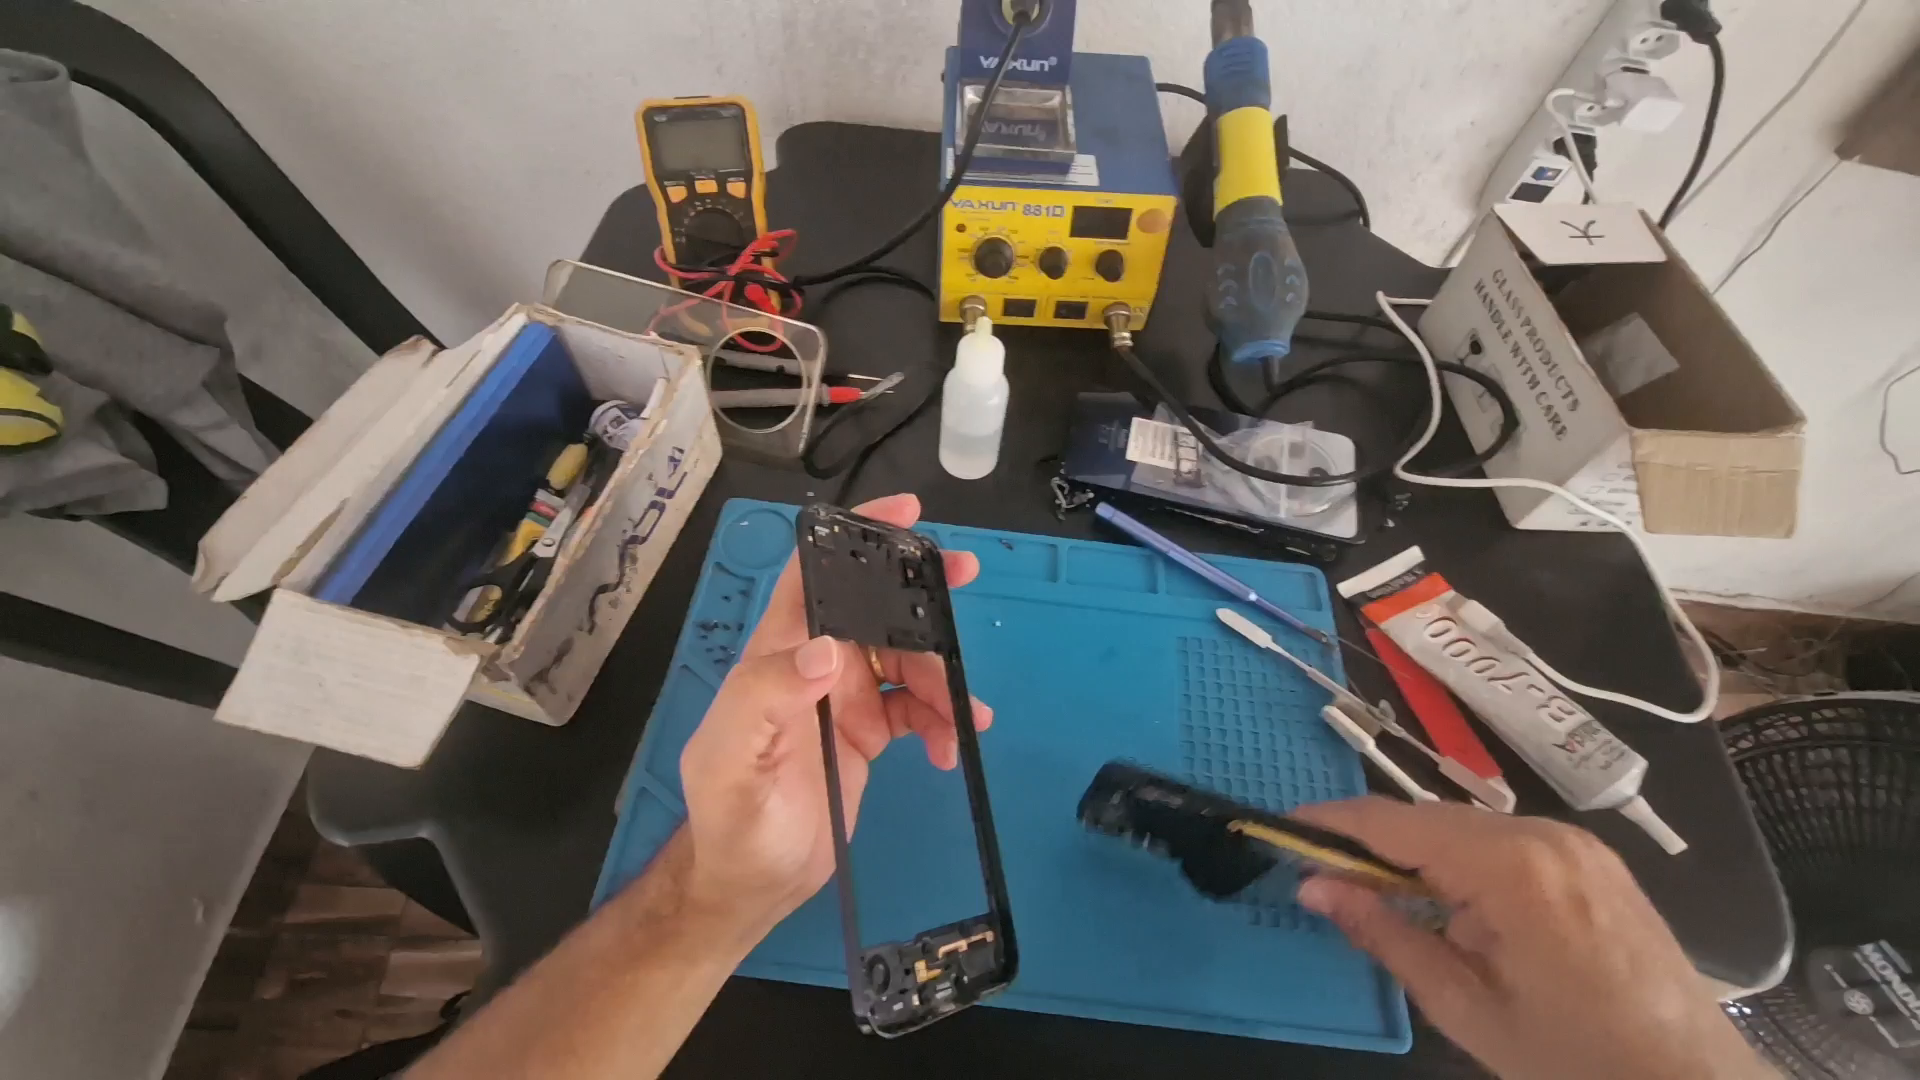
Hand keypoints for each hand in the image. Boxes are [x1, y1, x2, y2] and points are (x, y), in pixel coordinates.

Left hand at [677, 493, 989, 936]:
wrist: (755, 884)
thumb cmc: (733, 819)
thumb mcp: (735, 758)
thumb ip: (768, 697)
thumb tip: (828, 648)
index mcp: (780, 653)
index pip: (815, 576)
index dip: (855, 538)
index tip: (905, 516)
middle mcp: (817, 663)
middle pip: (876, 611)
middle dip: (921, 594)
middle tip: (966, 576)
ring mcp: (846, 695)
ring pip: (907, 659)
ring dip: (941, 679)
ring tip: (962, 720)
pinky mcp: (871, 728)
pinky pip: (917, 706)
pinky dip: (942, 719)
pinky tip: (953, 746)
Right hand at [1293, 798, 1769, 1079]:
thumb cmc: (1577, 1062)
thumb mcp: (1463, 1006)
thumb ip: (1382, 933)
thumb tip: (1312, 887)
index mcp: (1510, 867)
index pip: (1393, 823)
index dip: (1331, 823)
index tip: (1284, 831)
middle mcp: (1541, 833)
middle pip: (1424, 818)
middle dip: (1369, 841)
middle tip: (1326, 876)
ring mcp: (1572, 840)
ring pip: (1458, 825)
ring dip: (1411, 850)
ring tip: (1380, 890)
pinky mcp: (1588, 856)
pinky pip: (1496, 839)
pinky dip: (1454, 857)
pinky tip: (1446, 896)